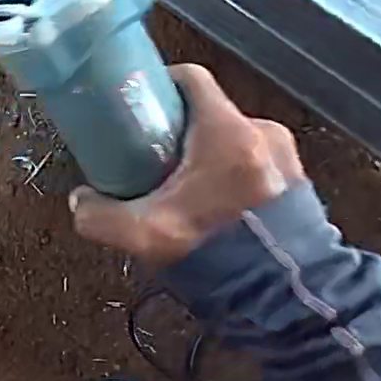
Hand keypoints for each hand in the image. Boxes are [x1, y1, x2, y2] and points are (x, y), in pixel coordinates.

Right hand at [70, 64, 304, 264]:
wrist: (288, 301)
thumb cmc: (222, 259)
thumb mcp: (146, 238)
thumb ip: (101, 217)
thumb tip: (81, 201)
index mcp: (227, 134)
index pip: (190, 78)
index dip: (160, 84)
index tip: (140, 105)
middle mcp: (262, 133)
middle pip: (208, 110)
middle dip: (178, 129)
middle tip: (153, 157)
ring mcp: (286, 156)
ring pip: (232, 136)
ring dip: (205, 154)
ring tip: (183, 188)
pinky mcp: (299, 179)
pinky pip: (255, 159)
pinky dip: (231, 173)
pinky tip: (215, 205)